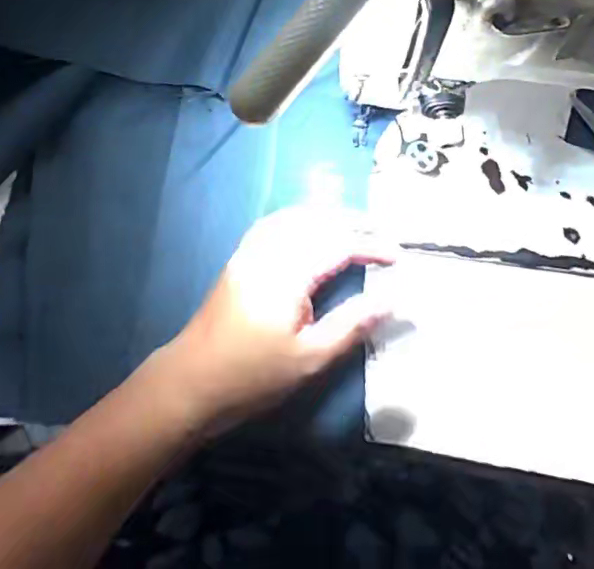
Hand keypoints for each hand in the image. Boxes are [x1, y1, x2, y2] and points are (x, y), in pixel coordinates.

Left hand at [141, 207, 397, 434]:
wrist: (195, 377)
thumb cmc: (255, 374)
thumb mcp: (311, 357)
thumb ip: (351, 324)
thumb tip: (391, 299)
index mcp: (285, 274)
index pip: (334, 245)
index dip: (369, 245)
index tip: (398, 256)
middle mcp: (265, 252)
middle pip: (312, 222)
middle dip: (348, 221)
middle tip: (382, 232)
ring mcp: (248, 253)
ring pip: (289, 218)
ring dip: (323, 216)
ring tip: (354, 225)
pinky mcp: (238, 260)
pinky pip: (270, 225)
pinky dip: (296, 219)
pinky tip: (309, 228)